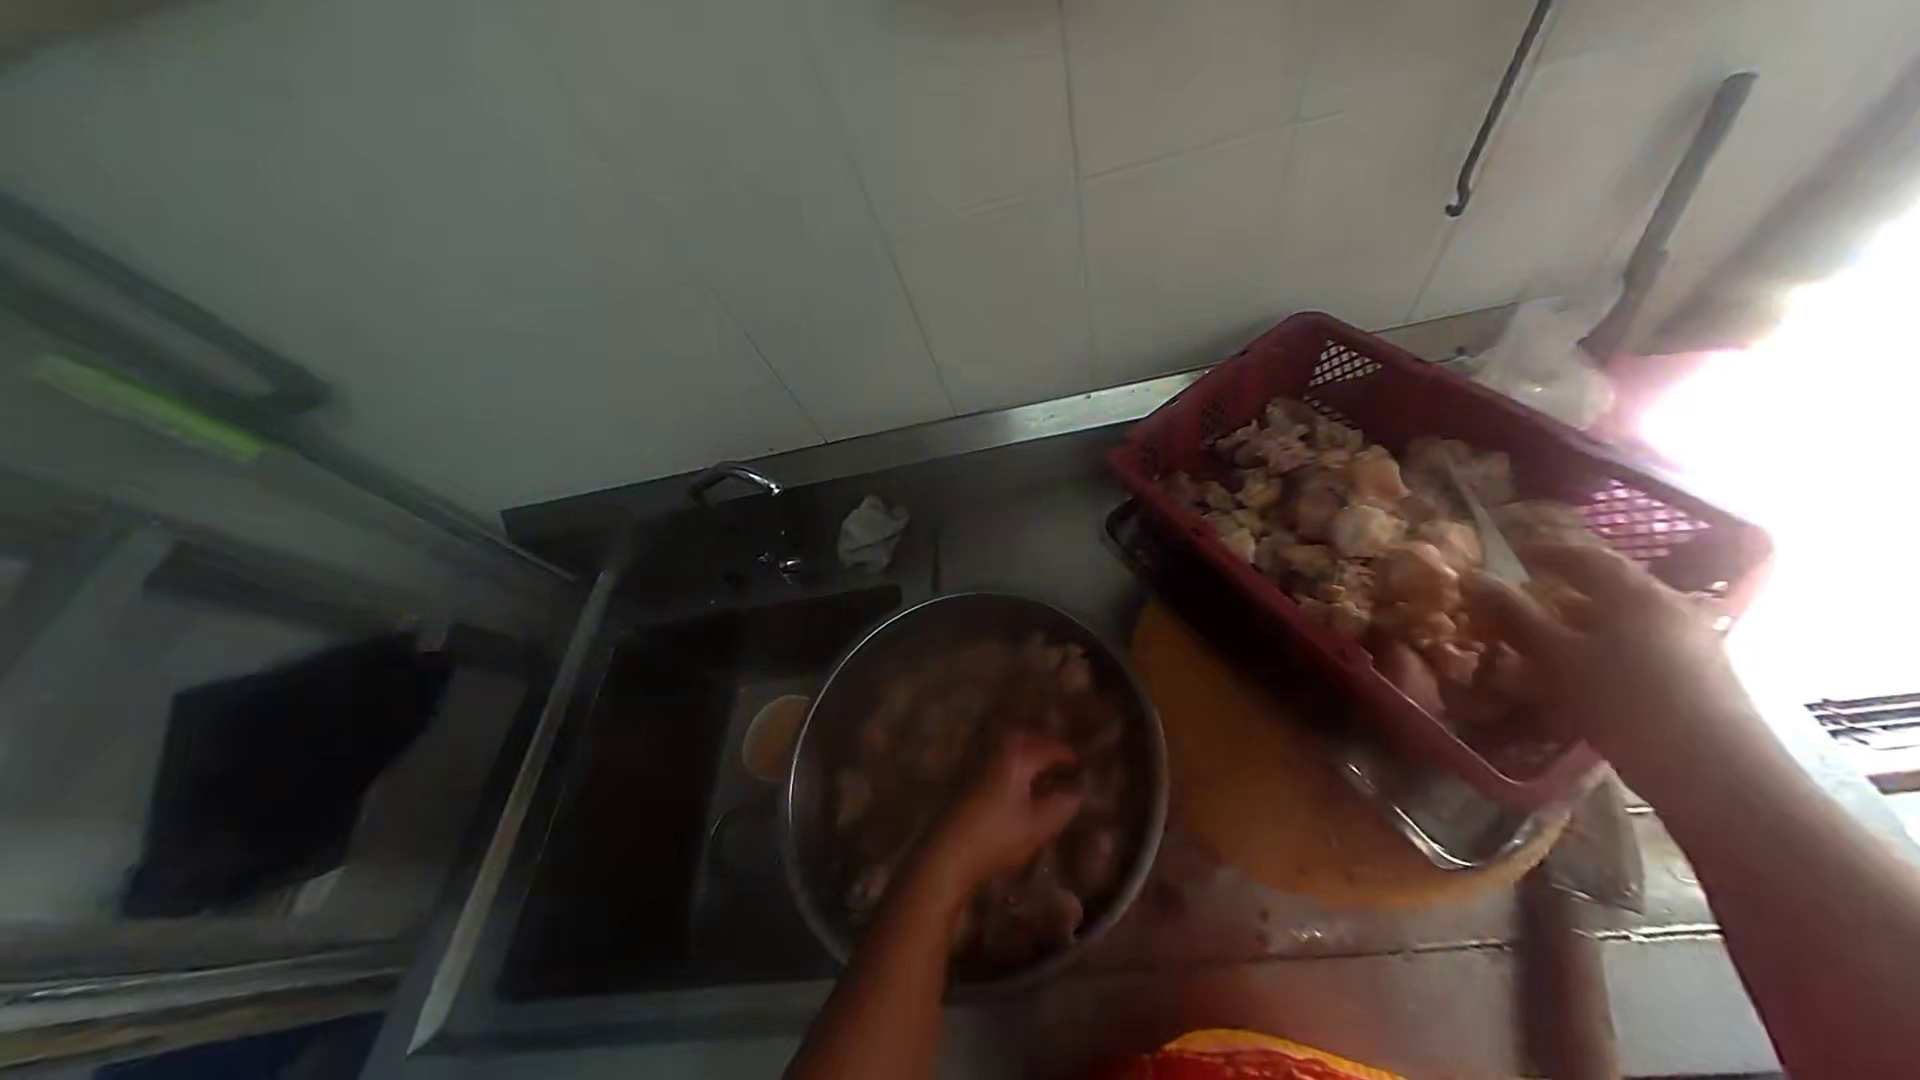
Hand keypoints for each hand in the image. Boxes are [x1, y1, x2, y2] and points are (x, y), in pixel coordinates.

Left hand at [923, 733, 1082, 893]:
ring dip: (1025, 757)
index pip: (1044, 749)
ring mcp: (976, 769)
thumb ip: (1061, 806)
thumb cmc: (996, 837)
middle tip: (1059, 759)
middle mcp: (994, 756)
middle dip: (1041, 747)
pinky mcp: (965, 784)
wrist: (947, 853)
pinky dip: (1012, 768)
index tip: (1079, 760)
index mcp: (1015, 760)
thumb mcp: (1038, 826)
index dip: (1063, 753)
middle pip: (1021, 741)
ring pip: (1006, 752)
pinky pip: (996, 764)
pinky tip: (1017, 788)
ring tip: (1042, 772)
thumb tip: (1076, 792)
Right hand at [1464, 542, 1761, 790]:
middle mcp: (1669, 604)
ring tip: (1551, 628)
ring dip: (1588, 612)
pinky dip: (1608, 635)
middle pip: (1613, 581)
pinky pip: (1643, 635)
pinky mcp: (1700, 667)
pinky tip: (1588, 659)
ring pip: (1628, 611)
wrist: (1711, 769)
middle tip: (1529, 590)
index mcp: (1635, 593)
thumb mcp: (1557, 656)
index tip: (1514, 554)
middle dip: (1569, 582)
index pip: (1585, 555)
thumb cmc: (1623, 700)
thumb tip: (1472, 577)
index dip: (1546, 551)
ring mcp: (1691, 636)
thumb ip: (1515, 614)